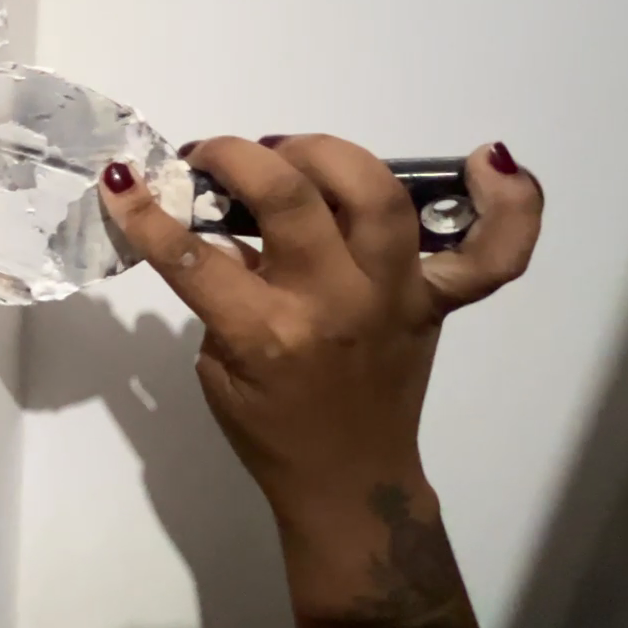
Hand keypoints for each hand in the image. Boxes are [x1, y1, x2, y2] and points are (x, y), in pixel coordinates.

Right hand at [96, 136, 542, 532]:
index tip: (119, 181)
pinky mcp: (439, 301)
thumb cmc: (264, 428)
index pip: (191, 257)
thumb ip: (220, 297)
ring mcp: (396, 296)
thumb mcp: (215, 364)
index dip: (144, 213)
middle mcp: (334, 303)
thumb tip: (224, 235)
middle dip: (236, 157)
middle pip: (290, 198)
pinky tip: (486, 159)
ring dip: (324, 154)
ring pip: (378, 195)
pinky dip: (509, 199)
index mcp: (265, 332)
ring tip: (289, 152)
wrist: (346, 476)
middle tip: (209, 156)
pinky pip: (497, 249)